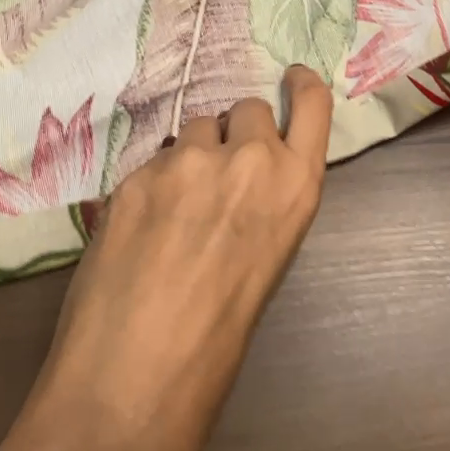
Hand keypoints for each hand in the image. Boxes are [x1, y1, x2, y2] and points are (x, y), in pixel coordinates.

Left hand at [0, 67, 333, 450]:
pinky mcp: (136, 174)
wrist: (137, 373)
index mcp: (296, 184)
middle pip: (247, 108)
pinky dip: (152, 182)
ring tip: (174, 204)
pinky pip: (152, 160)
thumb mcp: (273, 252)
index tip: (290, 78)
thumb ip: (268, 198)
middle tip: (217, 174)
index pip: (313, 102)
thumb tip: (245, 177)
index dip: (301, 84)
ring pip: (195, 128)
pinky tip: (139, 227)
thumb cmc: (222, 330)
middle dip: (236, 133)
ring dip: (192, 153)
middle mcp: (250, 158)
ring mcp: (189, 161)